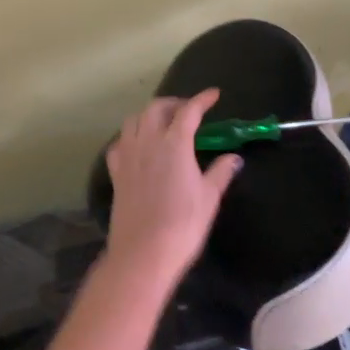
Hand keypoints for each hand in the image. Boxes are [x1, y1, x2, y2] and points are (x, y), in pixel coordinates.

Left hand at [103, 89, 240, 283]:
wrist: (143, 255)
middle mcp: (148, 142)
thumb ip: (221, 172)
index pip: (189, 111)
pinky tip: (138, 148)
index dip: (202, 99)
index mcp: (175, 143)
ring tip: (163, 124)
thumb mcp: (209, 197)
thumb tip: (234, 158)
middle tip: (187, 111)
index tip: (214, 95)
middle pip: (156, 108)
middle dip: (173, 103)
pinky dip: (130, 138)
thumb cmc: (183, 224)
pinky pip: (119, 144)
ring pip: (134, 121)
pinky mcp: (116, 174)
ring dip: (149, 115)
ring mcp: (128, 157)